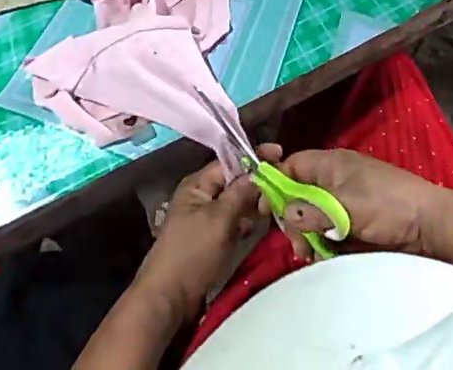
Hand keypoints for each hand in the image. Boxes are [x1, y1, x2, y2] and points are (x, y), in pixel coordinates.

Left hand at [133, 150, 272, 318]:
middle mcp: (202, 196)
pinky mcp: (213, 238)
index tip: (280, 153)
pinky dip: (248, 221)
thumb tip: (257, 172)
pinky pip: (235, 222)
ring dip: (254, 203)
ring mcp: (207, 218)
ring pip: (237, 203)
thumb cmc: (192, 252)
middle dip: (257, 182)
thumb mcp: (219, 219)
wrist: (170, 297)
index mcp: (198, 184)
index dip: (253, 158)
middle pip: (234, 182)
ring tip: (277, 204)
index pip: (229, 162)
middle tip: (282, 186)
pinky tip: (264, 223)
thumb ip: (239, 194)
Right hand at [261, 148, 452, 259]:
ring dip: (309, 236)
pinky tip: (327, 258)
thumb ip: (313, 210)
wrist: (431, 225)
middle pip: (299, 195)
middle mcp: (334, 180)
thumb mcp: (346, 206)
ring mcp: (345, 202)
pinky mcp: (356, 223)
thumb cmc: (387, 205)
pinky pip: (329, 231)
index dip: (275, 184)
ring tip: (313, 255)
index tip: (266, 211)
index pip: (291, 167)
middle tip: (299, 246)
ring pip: (313, 217)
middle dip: (293, 219)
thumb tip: (284, 213)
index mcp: (330, 164)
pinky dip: (325, 243)